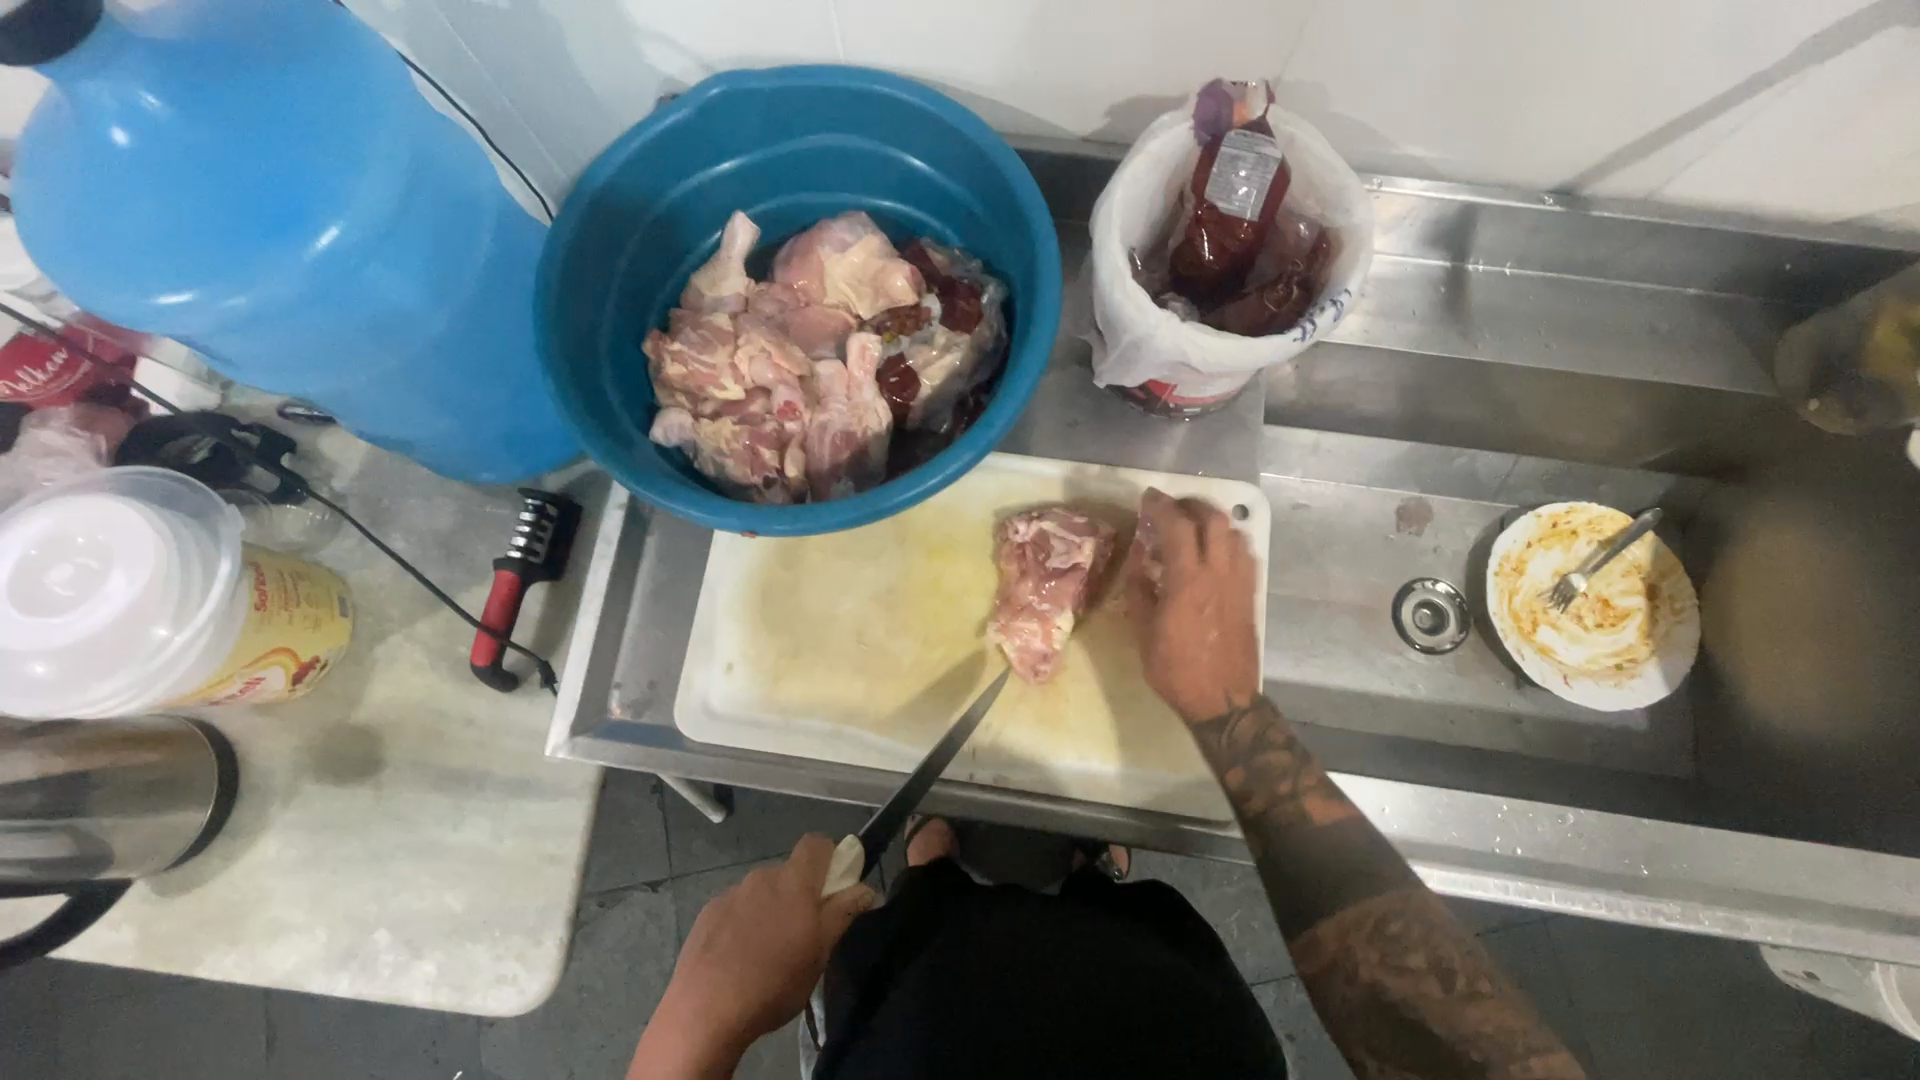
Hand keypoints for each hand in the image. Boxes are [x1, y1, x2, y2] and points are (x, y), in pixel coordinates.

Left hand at [634, 835, 876, 1077]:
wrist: (704, 1011)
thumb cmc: (774, 982)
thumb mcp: (820, 953)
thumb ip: (843, 913)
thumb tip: (866, 888)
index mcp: (794, 882)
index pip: (816, 843)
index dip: (829, 857)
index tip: (833, 889)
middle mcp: (762, 877)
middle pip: (789, 871)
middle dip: (799, 894)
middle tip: (801, 934)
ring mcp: (731, 894)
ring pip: (762, 892)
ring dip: (770, 909)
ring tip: (766, 953)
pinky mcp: (707, 913)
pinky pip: (736, 908)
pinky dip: (743, 923)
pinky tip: (738, 958)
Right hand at [1124, 488, 1260, 723]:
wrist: (1222, 699)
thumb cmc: (1175, 669)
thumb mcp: (1143, 632)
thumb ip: (1140, 592)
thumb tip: (1140, 565)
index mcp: (1188, 581)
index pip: (1178, 527)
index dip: (1162, 506)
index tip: (1149, 497)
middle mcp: (1219, 574)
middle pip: (1213, 519)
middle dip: (1191, 505)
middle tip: (1172, 508)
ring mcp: (1240, 583)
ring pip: (1234, 533)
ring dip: (1213, 521)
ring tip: (1193, 527)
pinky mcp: (1251, 595)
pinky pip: (1244, 554)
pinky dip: (1228, 541)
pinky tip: (1214, 553)